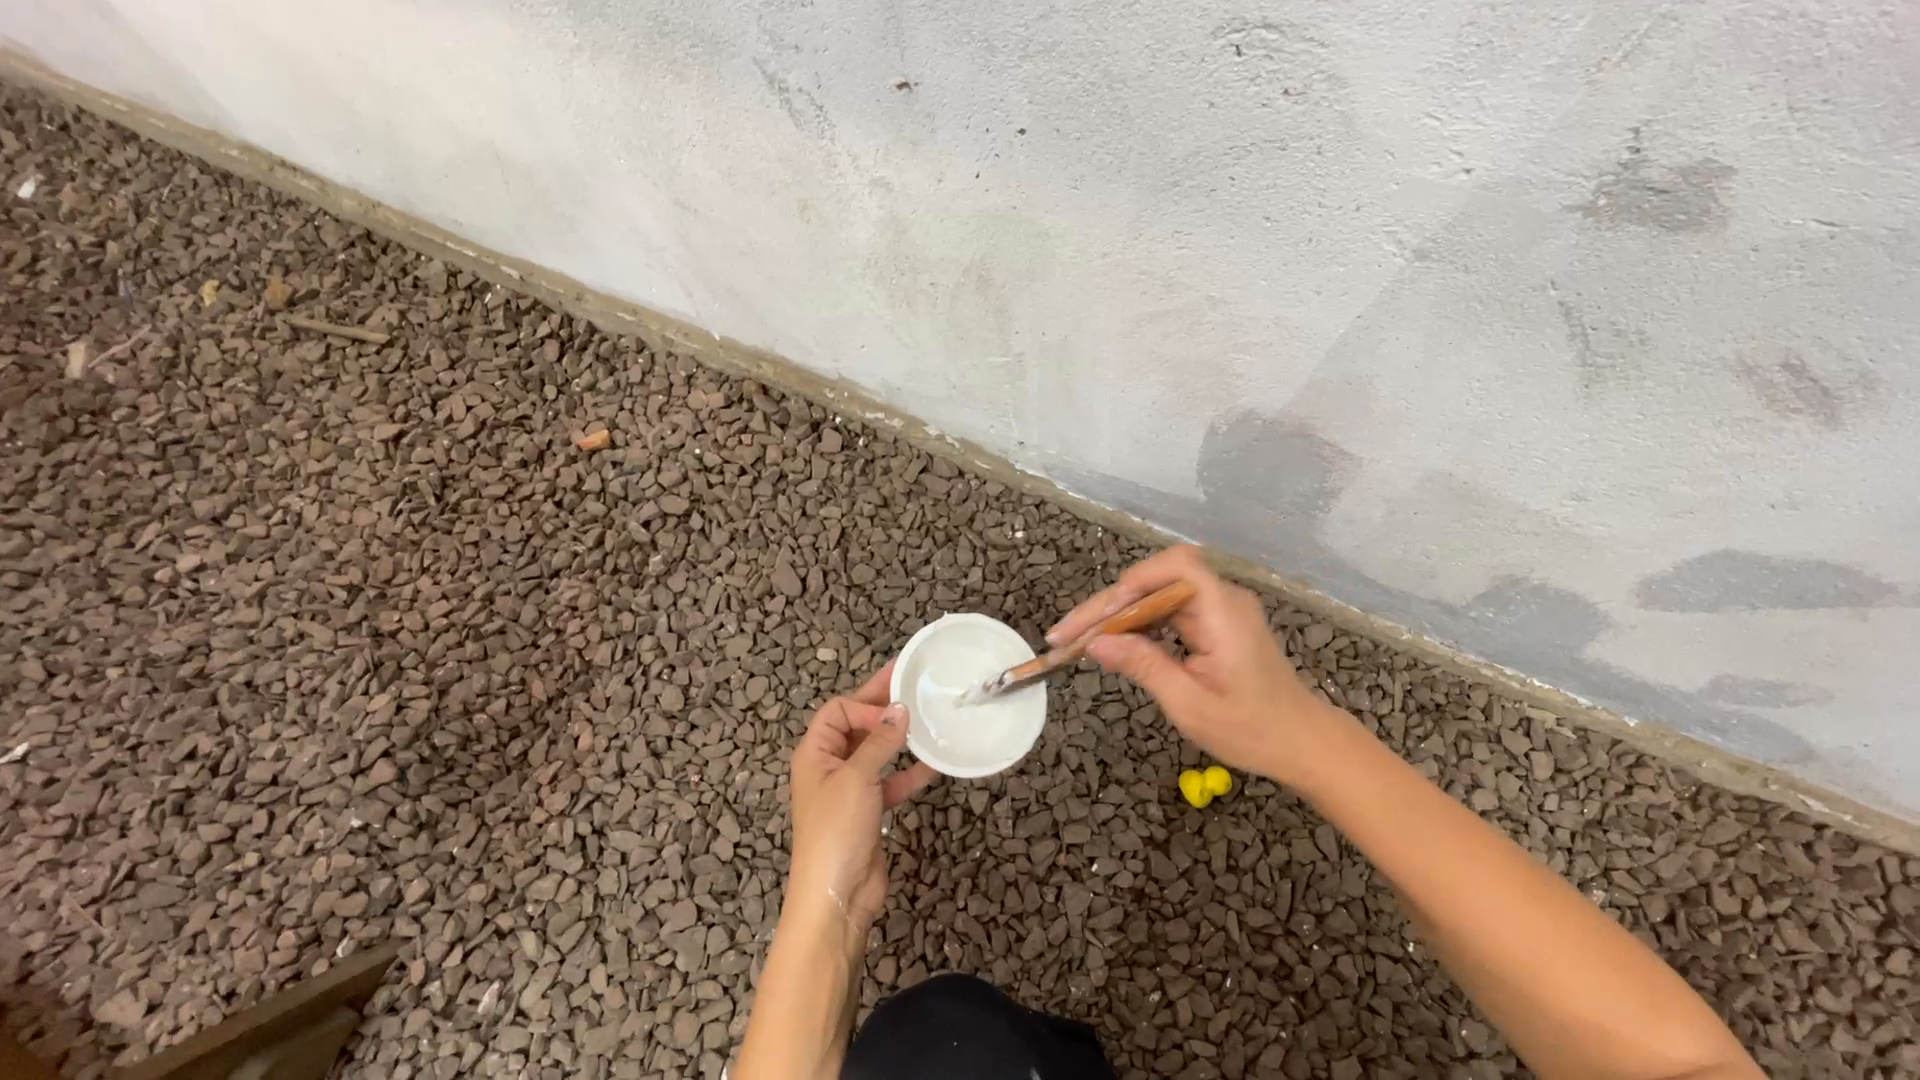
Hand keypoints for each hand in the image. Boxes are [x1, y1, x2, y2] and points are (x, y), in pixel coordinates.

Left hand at [788, 661, 937, 932]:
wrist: (836, 895)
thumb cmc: (837, 830)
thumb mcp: (857, 778)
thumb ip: (879, 741)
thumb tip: (899, 709)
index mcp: (814, 752)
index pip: (838, 710)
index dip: (866, 705)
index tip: (895, 712)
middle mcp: (829, 765)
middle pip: (857, 726)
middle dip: (883, 707)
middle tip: (914, 682)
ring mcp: (849, 788)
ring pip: (876, 752)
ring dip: (899, 738)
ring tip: (929, 719)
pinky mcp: (868, 810)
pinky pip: (890, 780)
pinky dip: (909, 772)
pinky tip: (934, 764)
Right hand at [1049, 545, 1343, 786]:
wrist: (1301, 743)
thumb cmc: (1252, 729)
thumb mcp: (1190, 704)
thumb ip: (1144, 666)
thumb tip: (1096, 643)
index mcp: (1224, 613)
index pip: (1177, 566)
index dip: (1134, 579)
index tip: (1099, 616)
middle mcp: (1222, 600)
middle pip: (1157, 581)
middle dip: (1109, 606)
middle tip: (1066, 636)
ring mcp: (1219, 611)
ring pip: (1156, 596)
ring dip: (1117, 616)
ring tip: (1079, 641)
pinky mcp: (1214, 625)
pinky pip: (1167, 613)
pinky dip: (1137, 626)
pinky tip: (1113, 645)